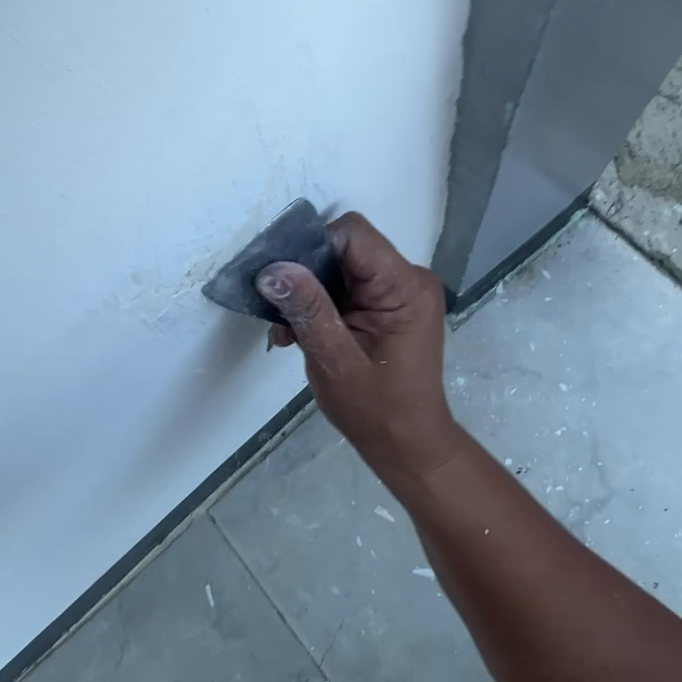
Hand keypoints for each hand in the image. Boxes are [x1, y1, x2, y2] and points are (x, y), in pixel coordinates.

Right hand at [258, 212, 462, 481]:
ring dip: (309, 296)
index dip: (312, 249)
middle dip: (306, 277)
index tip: (285, 283)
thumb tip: (273, 268)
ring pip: (339, 267)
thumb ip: (307, 310)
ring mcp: (400, 291)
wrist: (409, 447)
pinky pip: (346, 286)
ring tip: (290, 332)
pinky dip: (320, 306)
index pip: (352, 235)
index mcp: (405, 287)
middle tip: (282, 316)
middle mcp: (408, 278)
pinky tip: (303, 335)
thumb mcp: (335, 361)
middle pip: (344, 248)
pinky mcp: (388, 304)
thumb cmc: (377, 411)